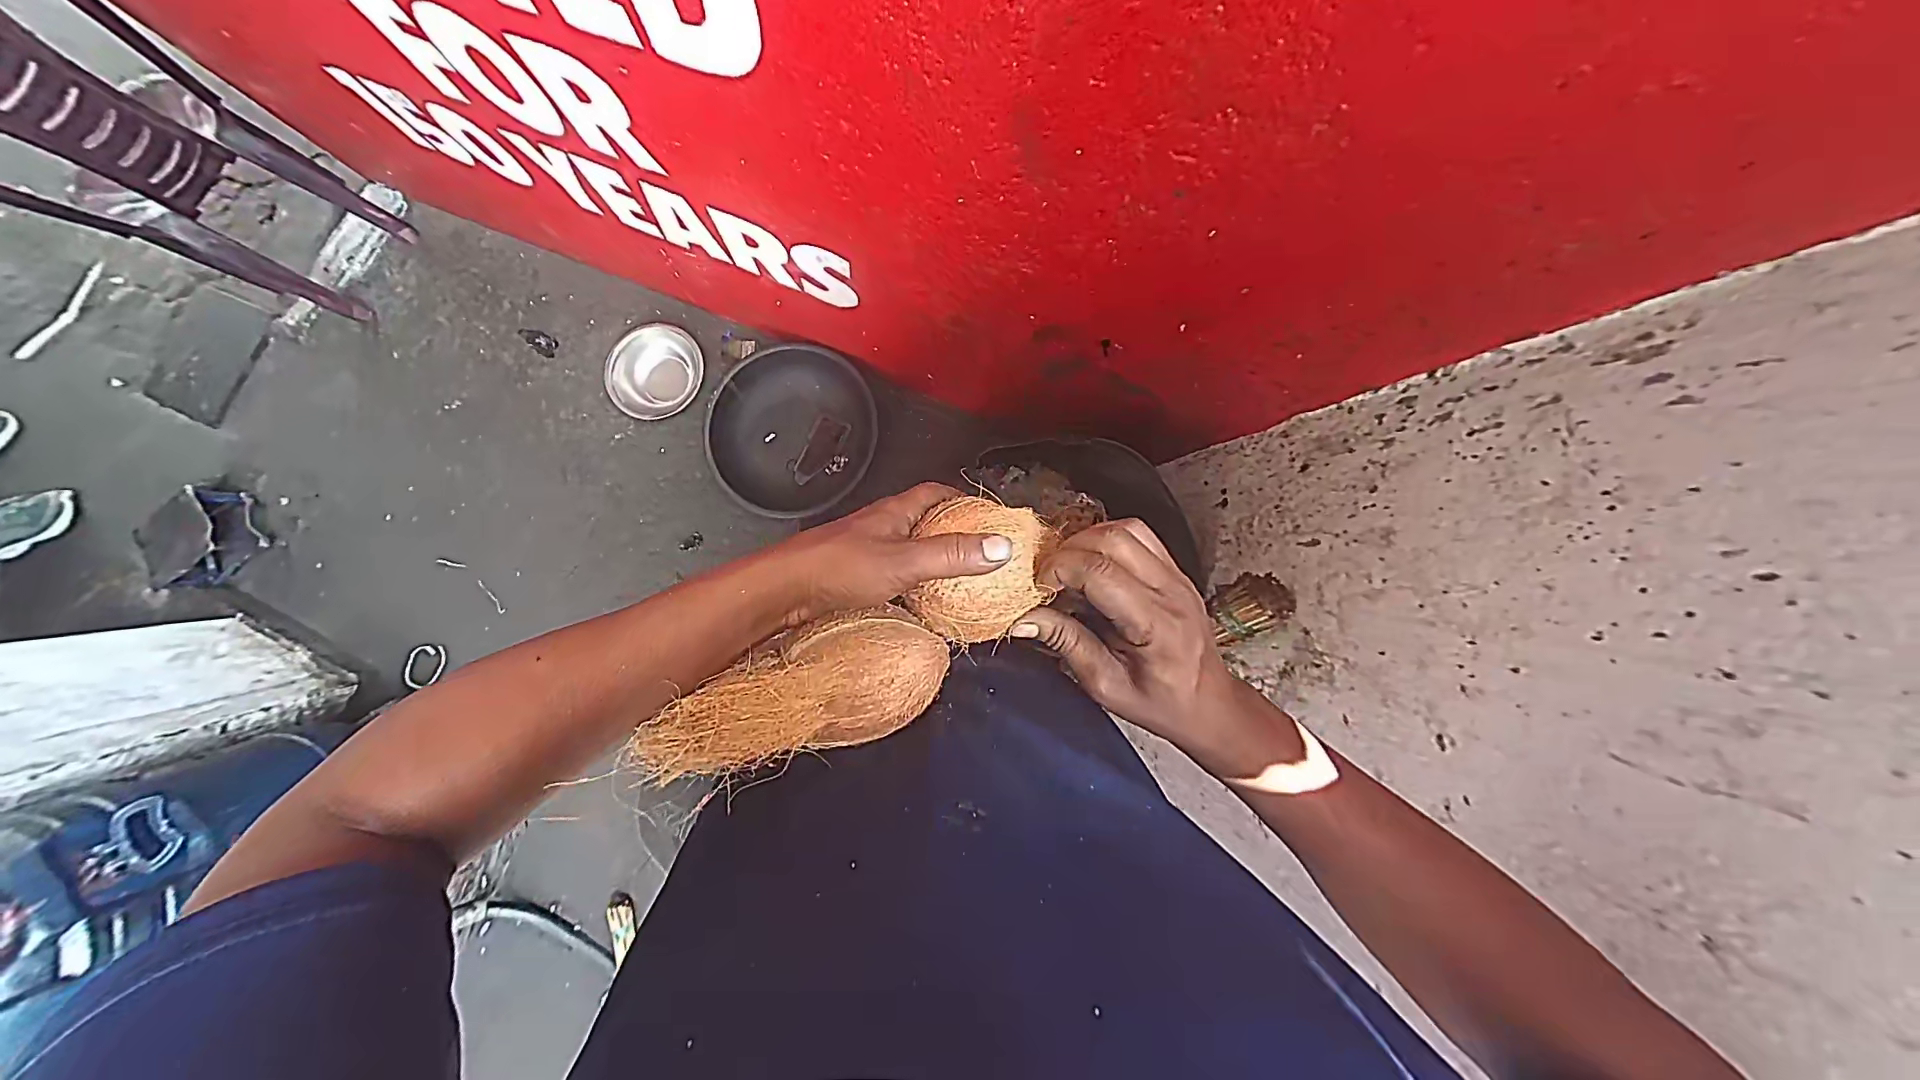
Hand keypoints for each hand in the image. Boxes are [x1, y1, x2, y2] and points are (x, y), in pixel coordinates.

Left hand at [769, 482, 1010, 625]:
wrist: (783, 591)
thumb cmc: (834, 567)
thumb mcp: (905, 561)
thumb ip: (952, 554)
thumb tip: (999, 547)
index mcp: (894, 512)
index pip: (935, 492)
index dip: (962, 498)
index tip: (984, 513)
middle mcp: (880, 526)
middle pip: (923, 520)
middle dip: (950, 530)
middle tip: (975, 549)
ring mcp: (866, 550)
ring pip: (907, 547)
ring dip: (930, 558)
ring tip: (954, 578)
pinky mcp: (854, 575)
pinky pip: (893, 572)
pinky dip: (911, 582)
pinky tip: (917, 600)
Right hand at [1011, 519, 1302, 776]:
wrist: (1207, 702)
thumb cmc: (1162, 702)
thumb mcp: (1105, 685)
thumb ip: (1066, 644)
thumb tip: (1024, 619)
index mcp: (1158, 626)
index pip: (1101, 573)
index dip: (1058, 570)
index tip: (1038, 588)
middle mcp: (1172, 592)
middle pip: (1113, 539)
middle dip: (1067, 551)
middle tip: (1048, 577)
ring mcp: (1177, 576)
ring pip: (1125, 529)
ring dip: (1086, 541)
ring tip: (1067, 570)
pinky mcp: (1174, 570)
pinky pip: (1137, 535)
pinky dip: (1105, 540)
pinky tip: (1090, 565)